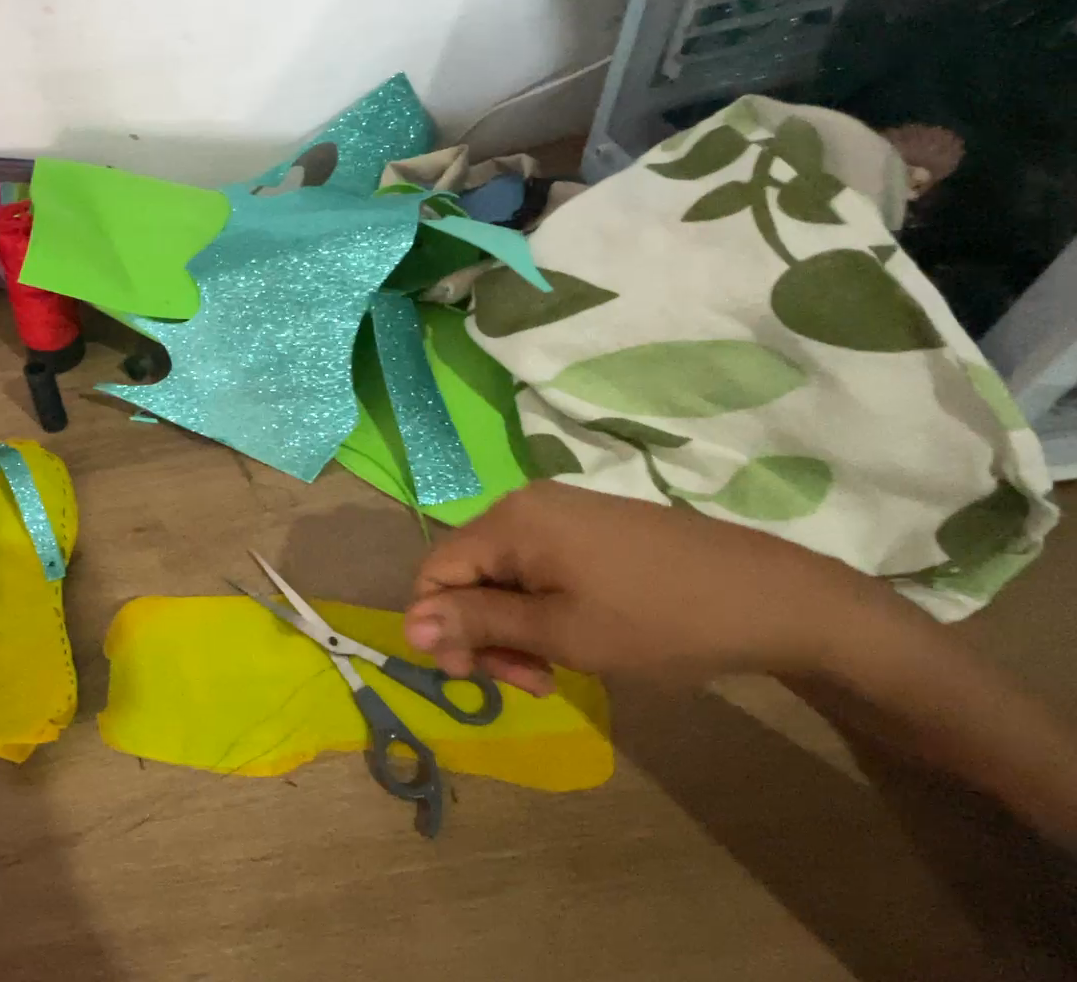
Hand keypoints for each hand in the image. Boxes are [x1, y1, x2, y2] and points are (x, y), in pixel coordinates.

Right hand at [404, 481, 924, 688]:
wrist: (779, 600)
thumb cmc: (659, 620)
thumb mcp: (559, 632)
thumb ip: (477, 624)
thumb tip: (407, 626)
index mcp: (509, 521)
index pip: (434, 572)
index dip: (441, 627)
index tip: (478, 677)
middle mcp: (524, 504)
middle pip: (467, 573)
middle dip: (483, 630)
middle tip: (528, 680)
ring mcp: (562, 511)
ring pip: (502, 574)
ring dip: (513, 625)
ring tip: (555, 667)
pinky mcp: (591, 525)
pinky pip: (537, 565)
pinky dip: (542, 606)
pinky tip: (577, 635)